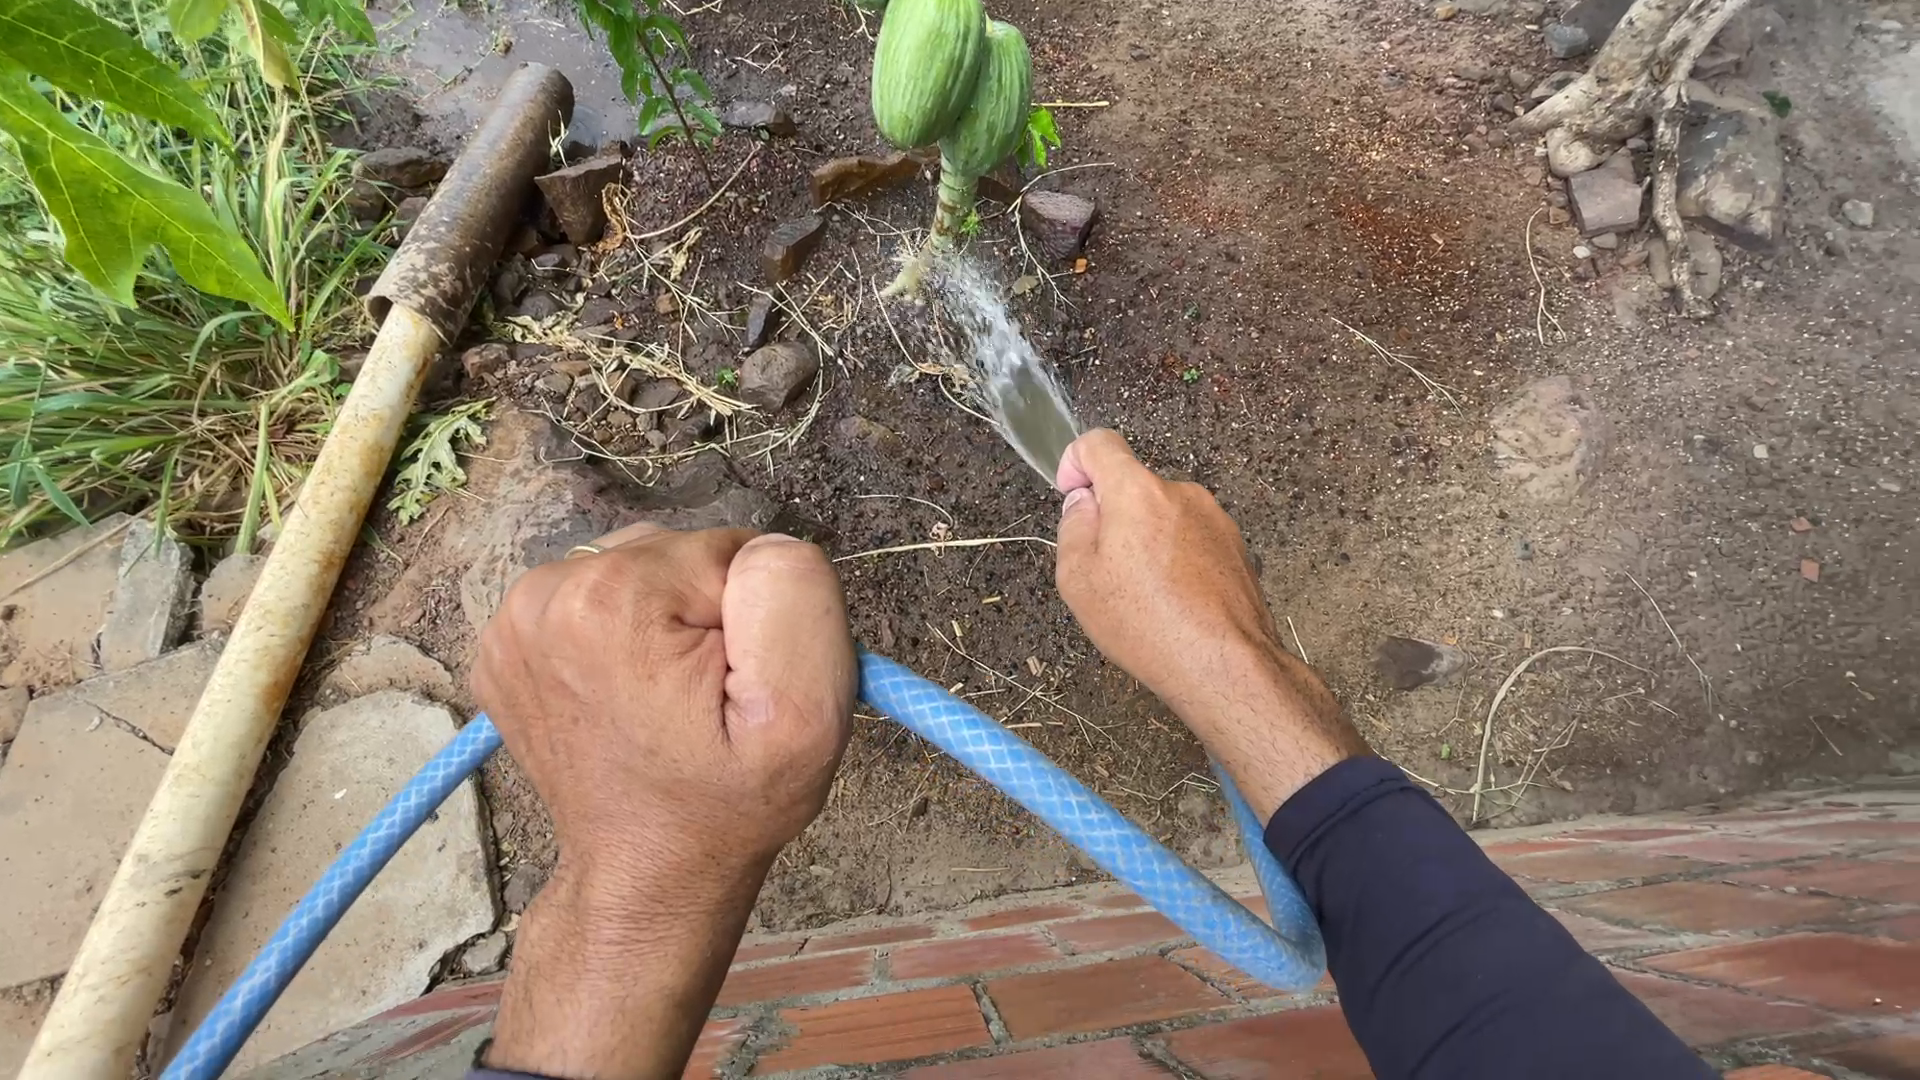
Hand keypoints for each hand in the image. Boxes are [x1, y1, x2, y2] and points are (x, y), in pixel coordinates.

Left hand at [474, 524, 855, 1079]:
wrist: (651, 872)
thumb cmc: (733, 802)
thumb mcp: (806, 712)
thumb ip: (797, 594)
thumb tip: (762, 548)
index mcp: (608, 601)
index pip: (730, 550)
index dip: (756, 613)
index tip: (739, 682)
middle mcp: (543, 593)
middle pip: (683, 552)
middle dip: (715, 609)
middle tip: (715, 691)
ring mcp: (514, 619)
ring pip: (649, 567)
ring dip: (677, 616)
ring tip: (677, 691)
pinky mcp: (510, 640)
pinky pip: (607, 595)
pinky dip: (635, 629)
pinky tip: (637, 687)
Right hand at [1055, 430, 1367, 816]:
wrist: (1225, 666)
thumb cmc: (1145, 623)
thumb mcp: (1078, 579)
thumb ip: (1073, 526)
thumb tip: (1084, 502)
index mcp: (1137, 491)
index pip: (1099, 442)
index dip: (1075, 462)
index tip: (1073, 498)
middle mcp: (1181, 492)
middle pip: (1132, 485)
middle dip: (1112, 515)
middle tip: (1104, 569)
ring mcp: (1215, 518)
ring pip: (1162, 514)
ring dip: (1145, 539)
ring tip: (1143, 594)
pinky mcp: (1236, 546)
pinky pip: (1190, 538)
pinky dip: (1175, 558)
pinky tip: (1174, 602)